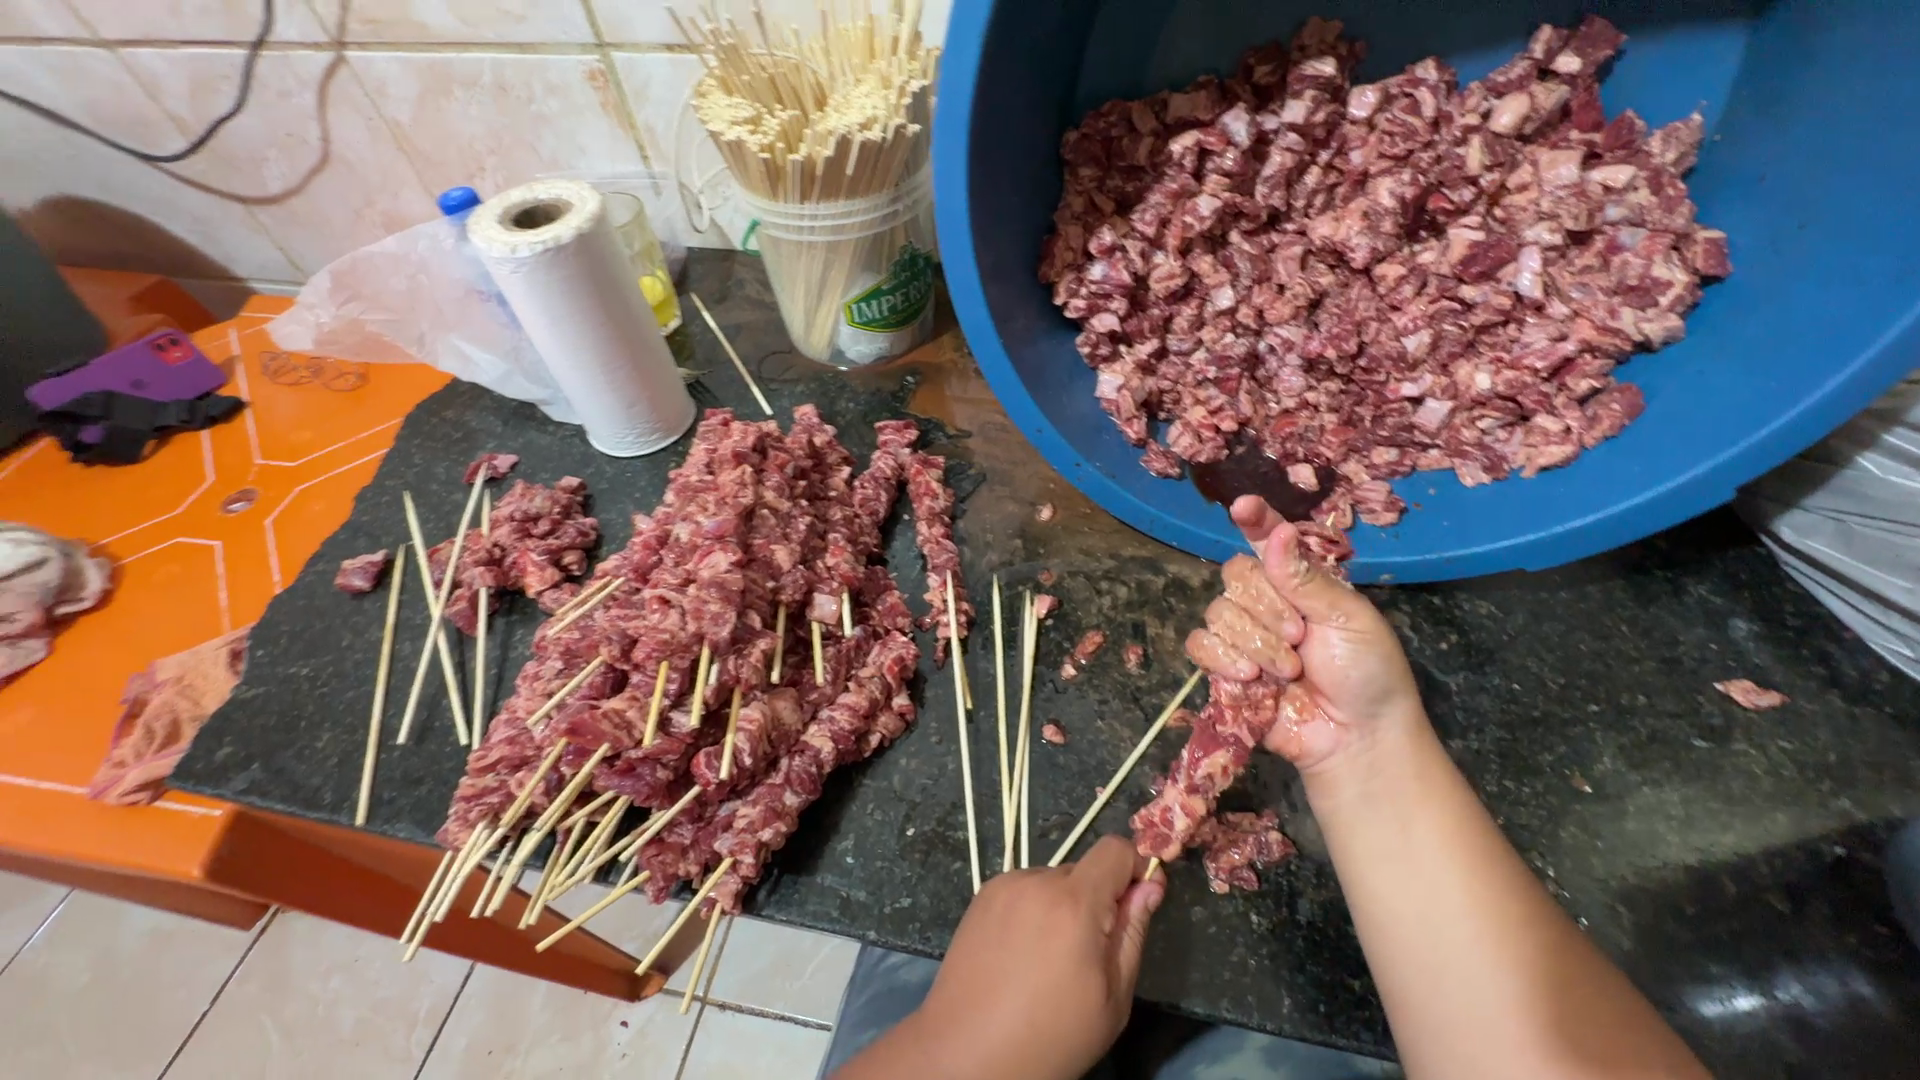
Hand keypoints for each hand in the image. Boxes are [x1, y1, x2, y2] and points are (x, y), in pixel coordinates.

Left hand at [839, 837, 1162, 1079]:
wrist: (966, 1053)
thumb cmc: (1050, 1036)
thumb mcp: (1111, 997)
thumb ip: (1132, 932)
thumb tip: (1151, 885)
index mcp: (1073, 903)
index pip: (1115, 849)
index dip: (1135, 867)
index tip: (1140, 901)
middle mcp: (1036, 881)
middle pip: (1084, 869)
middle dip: (1097, 900)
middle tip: (1088, 953)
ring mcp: (1003, 885)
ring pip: (1053, 881)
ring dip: (1064, 905)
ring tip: (1049, 960)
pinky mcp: (981, 896)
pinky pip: (1024, 890)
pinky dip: (1034, 910)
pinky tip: (1022, 954)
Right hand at [1187, 496, 1425, 775]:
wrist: (1355, 737)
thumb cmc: (1368, 674)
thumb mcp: (1349, 619)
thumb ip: (1305, 579)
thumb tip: (1275, 533)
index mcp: (1300, 581)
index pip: (1269, 539)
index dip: (1255, 520)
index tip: (1243, 507)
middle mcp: (1266, 602)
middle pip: (1236, 575)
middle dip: (1265, 607)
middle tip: (1298, 636)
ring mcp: (1243, 635)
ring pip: (1218, 612)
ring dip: (1253, 641)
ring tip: (1287, 669)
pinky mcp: (1223, 668)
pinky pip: (1200, 645)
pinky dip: (1220, 657)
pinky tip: (1249, 675)